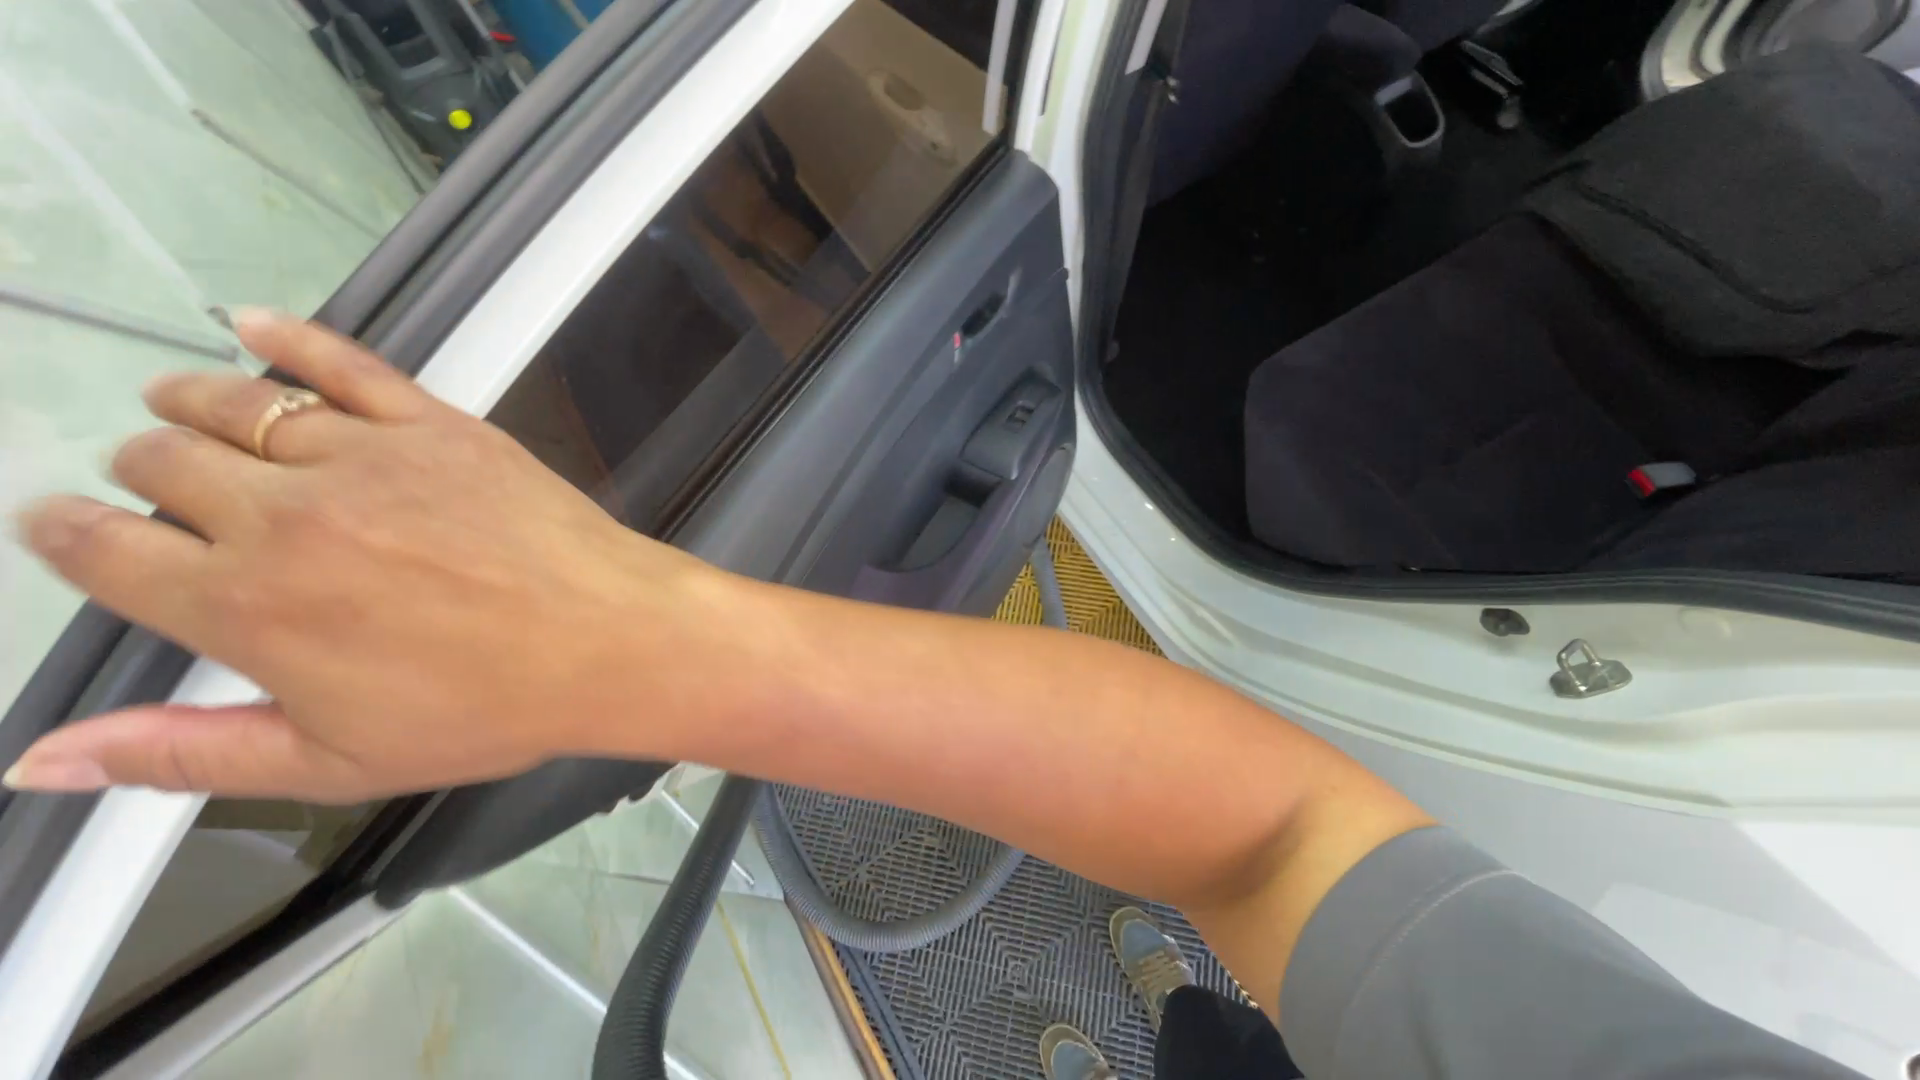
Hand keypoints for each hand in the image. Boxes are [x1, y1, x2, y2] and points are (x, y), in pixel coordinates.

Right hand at [7, 312, 749, 800]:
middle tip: (162, 485)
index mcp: (246, 606)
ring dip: (188, 403)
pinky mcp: (436, 426)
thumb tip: (45, 759)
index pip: (102, 549)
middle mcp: (287, 516)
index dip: (66, 534)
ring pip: (235, 404)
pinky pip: (344, 363)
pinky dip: (291, 337)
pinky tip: (256, 325)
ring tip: (176, 408)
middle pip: (162, 463)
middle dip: (144, 474)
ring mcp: (366, 458)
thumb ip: (182, 754)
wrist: (608, 641)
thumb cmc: (488, 707)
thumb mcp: (332, 761)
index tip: (63, 526)